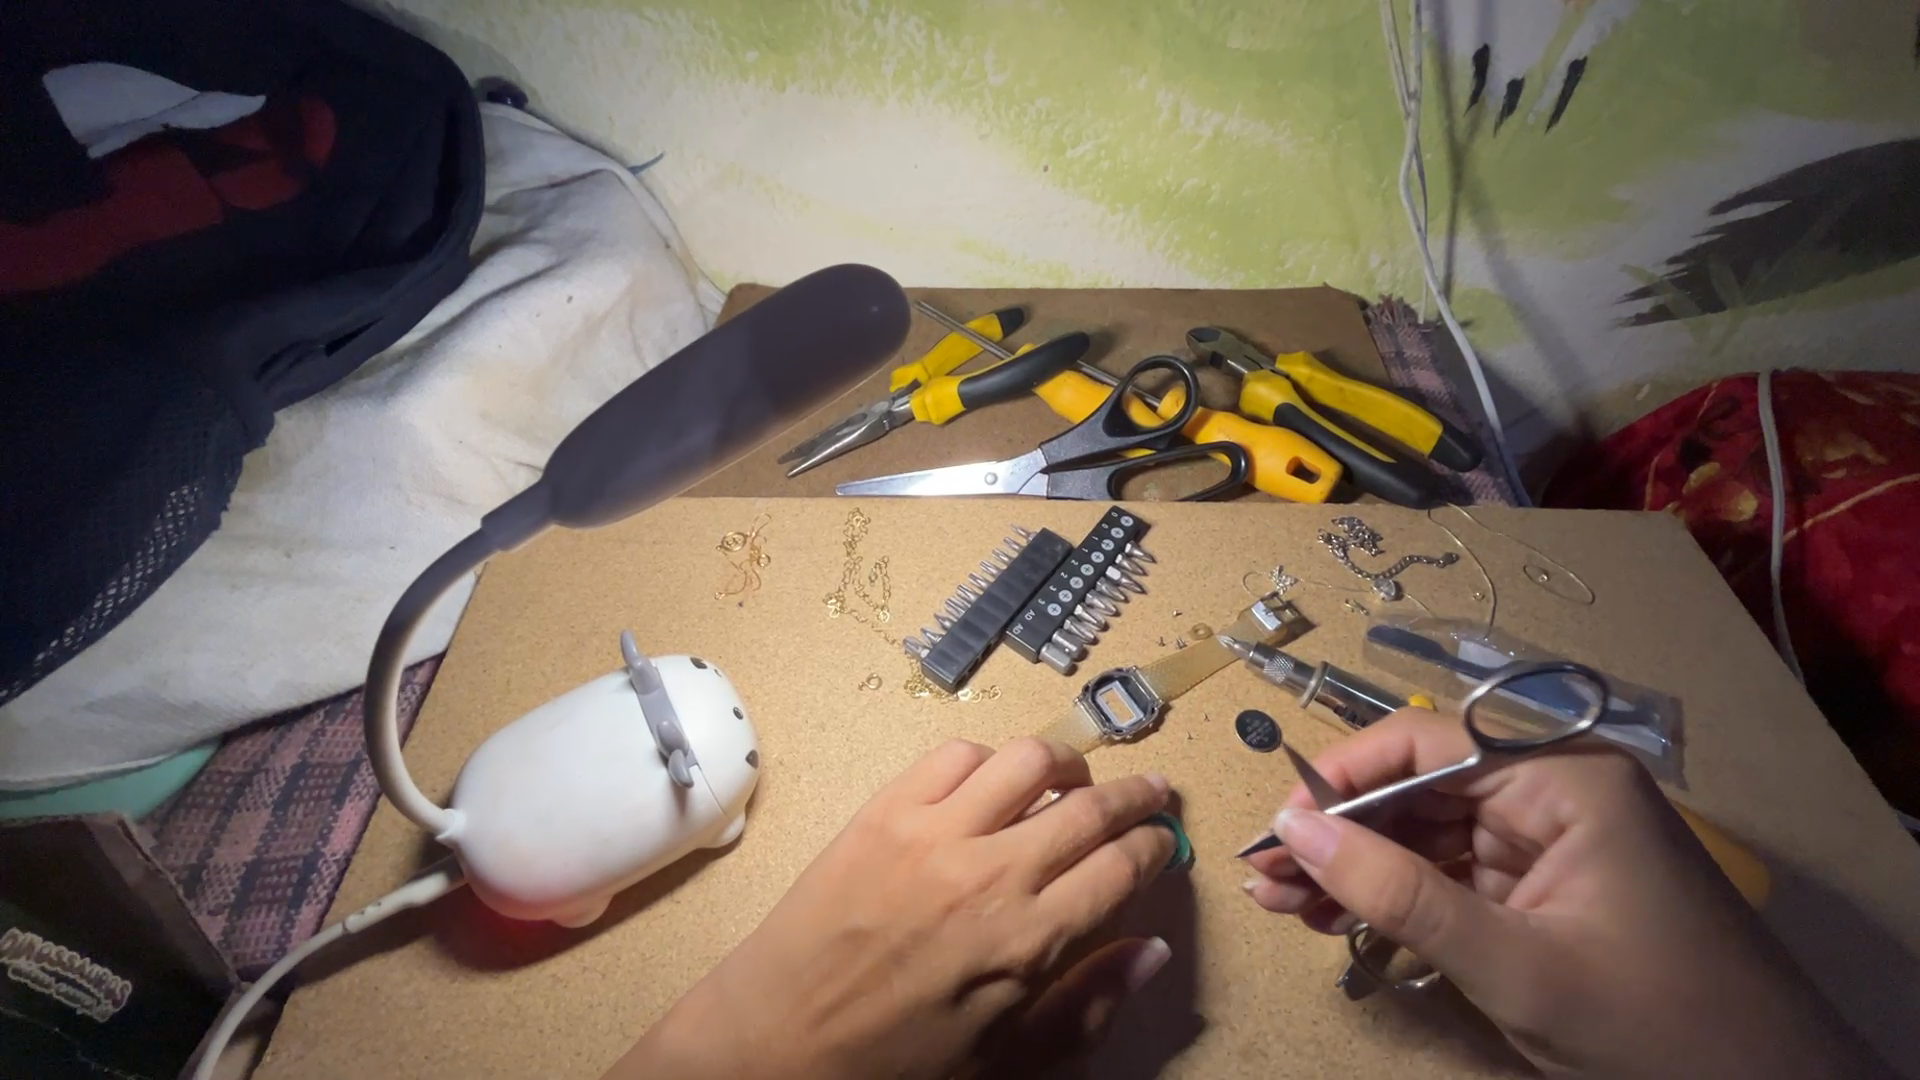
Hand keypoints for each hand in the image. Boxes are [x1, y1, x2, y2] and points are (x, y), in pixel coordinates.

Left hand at [613, 738, 1177, 1079]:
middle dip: (1135, 794)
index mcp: (1026, 942)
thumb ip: (1085, 1004)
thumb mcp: (1004, 1059)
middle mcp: (990, 872)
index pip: (1118, 868)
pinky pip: (954, 754)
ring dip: (1066, 760)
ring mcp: (935, 830)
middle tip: (1152, 790)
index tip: (1163, 837)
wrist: (776, 1038)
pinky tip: (992, 780)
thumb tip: (1152, 948)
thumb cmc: (895, 1061)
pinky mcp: (887, 807)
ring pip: (1027, 759)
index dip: (1152, 845)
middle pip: (1088, 806)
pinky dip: (988, 757)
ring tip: (1073, 775)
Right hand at [1244, 709, 1889, 1078]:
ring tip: (1281, 901)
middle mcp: (1543, 792)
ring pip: (1413, 835)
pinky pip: (1437, 873)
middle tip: (1264, 871)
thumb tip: (1289, 828)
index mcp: (1559, 779)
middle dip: (1335, 836)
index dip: (1342, 774)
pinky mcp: (1528, 885)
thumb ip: (1396, 892)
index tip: (1283, 822)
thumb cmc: (1664, 1033)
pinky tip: (1329, 916)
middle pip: (1409, 791)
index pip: (1422, 743)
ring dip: (1348, 870)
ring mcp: (1536, 840)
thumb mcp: (1516, 966)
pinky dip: (1383, 897)